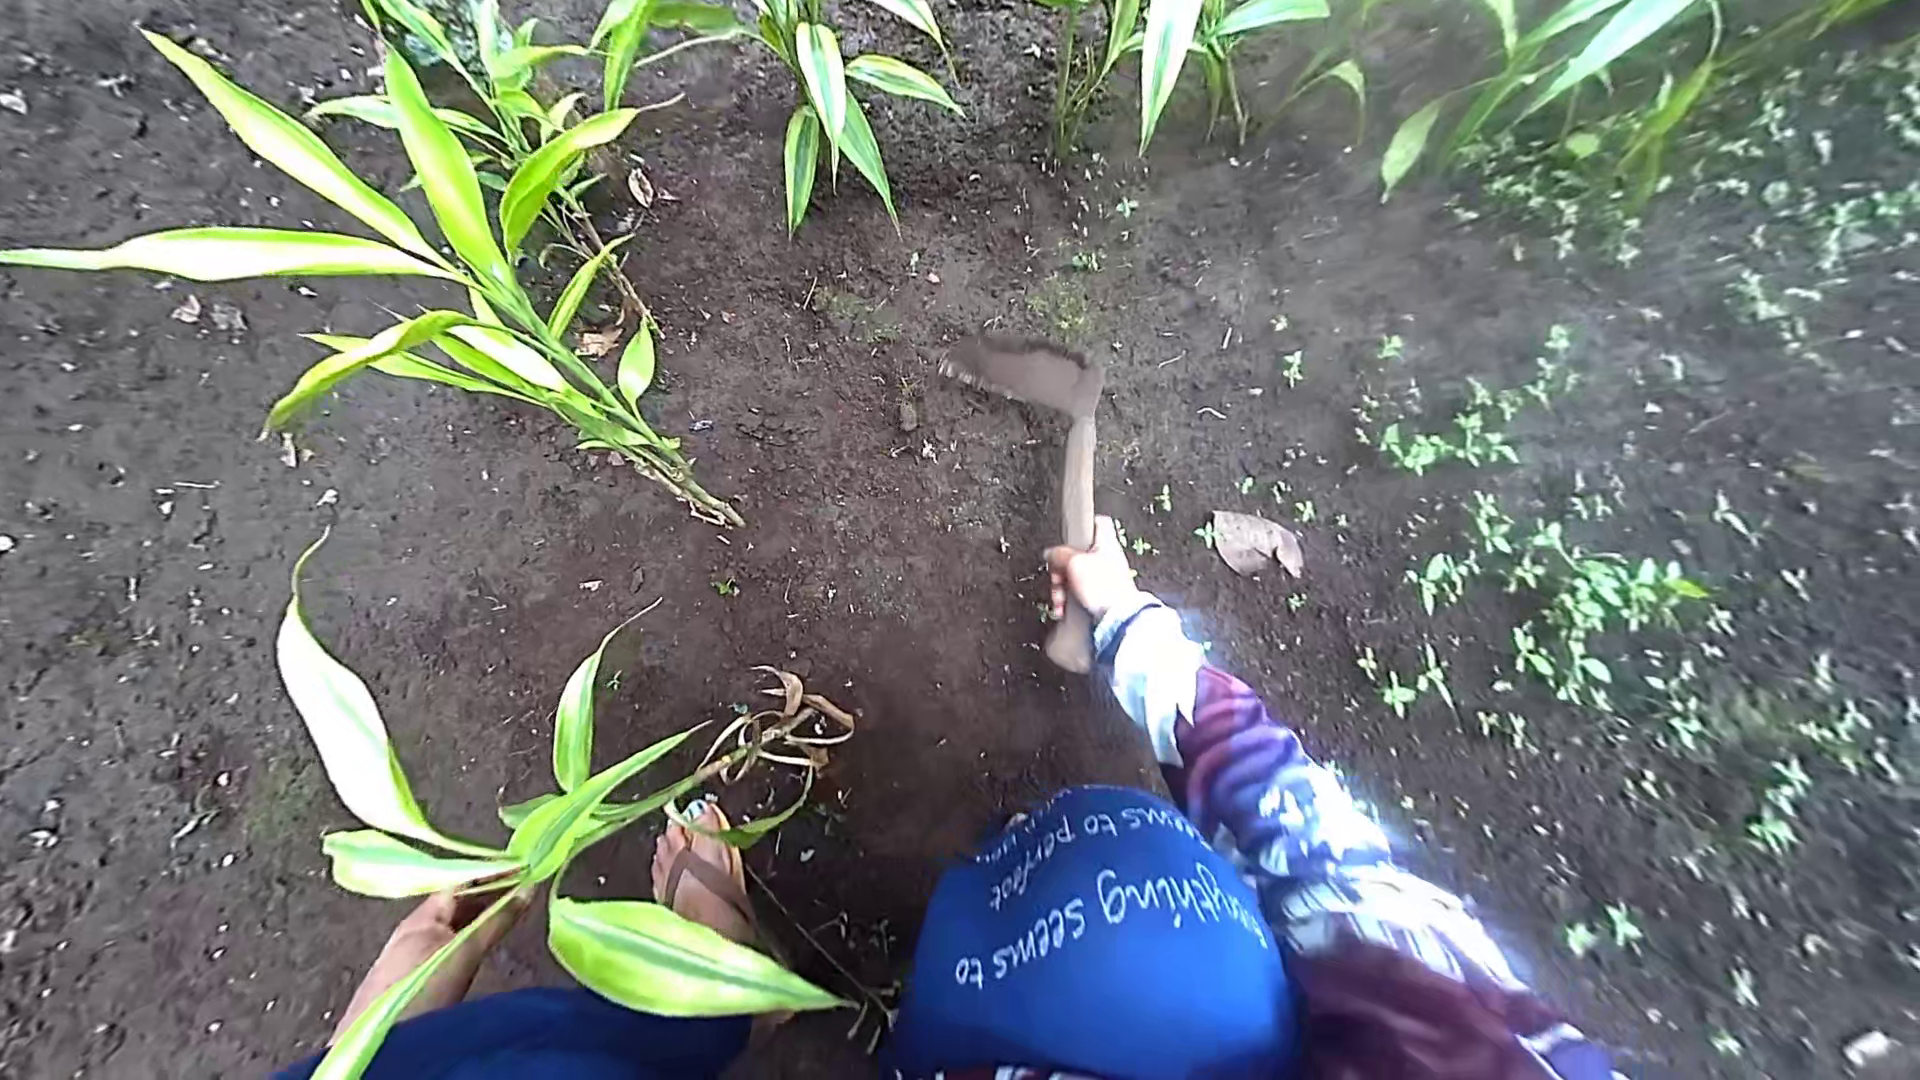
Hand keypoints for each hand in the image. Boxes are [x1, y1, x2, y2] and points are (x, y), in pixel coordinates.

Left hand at [330, 888, 528, 1042]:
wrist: (376, 1049)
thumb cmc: (421, 991)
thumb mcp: (467, 950)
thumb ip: (500, 917)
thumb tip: (530, 887)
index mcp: (420, 919)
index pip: (462, 882)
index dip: (493, 874)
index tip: (524, 869)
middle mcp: (410, 933)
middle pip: (456, 904)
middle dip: (490, 895)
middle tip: (524, 890)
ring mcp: (405, 957)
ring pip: (452, 926)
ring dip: (480, 917)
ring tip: (510, 914)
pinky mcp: (407, 980)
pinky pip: (445, 945)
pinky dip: (468, 936)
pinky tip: (482, 945)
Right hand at [1045, 515, 1140, 620]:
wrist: (1117, 619)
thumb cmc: (1104, 588)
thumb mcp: (1075, 562)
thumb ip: (1059, 554)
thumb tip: (1049, 553)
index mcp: (1106, 544)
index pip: (1098, 523)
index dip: (1083, 525)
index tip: (1070, 533)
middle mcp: (1107, 559)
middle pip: (1076, 554)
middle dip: (1060, 569)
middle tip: (1058, 578)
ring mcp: (1104, 578)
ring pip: (1074, 576)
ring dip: (1061, 588)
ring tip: (1059, 600)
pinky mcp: (1100, 597)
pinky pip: (1078, 594)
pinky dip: (1067, 601)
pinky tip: (1063, 609)